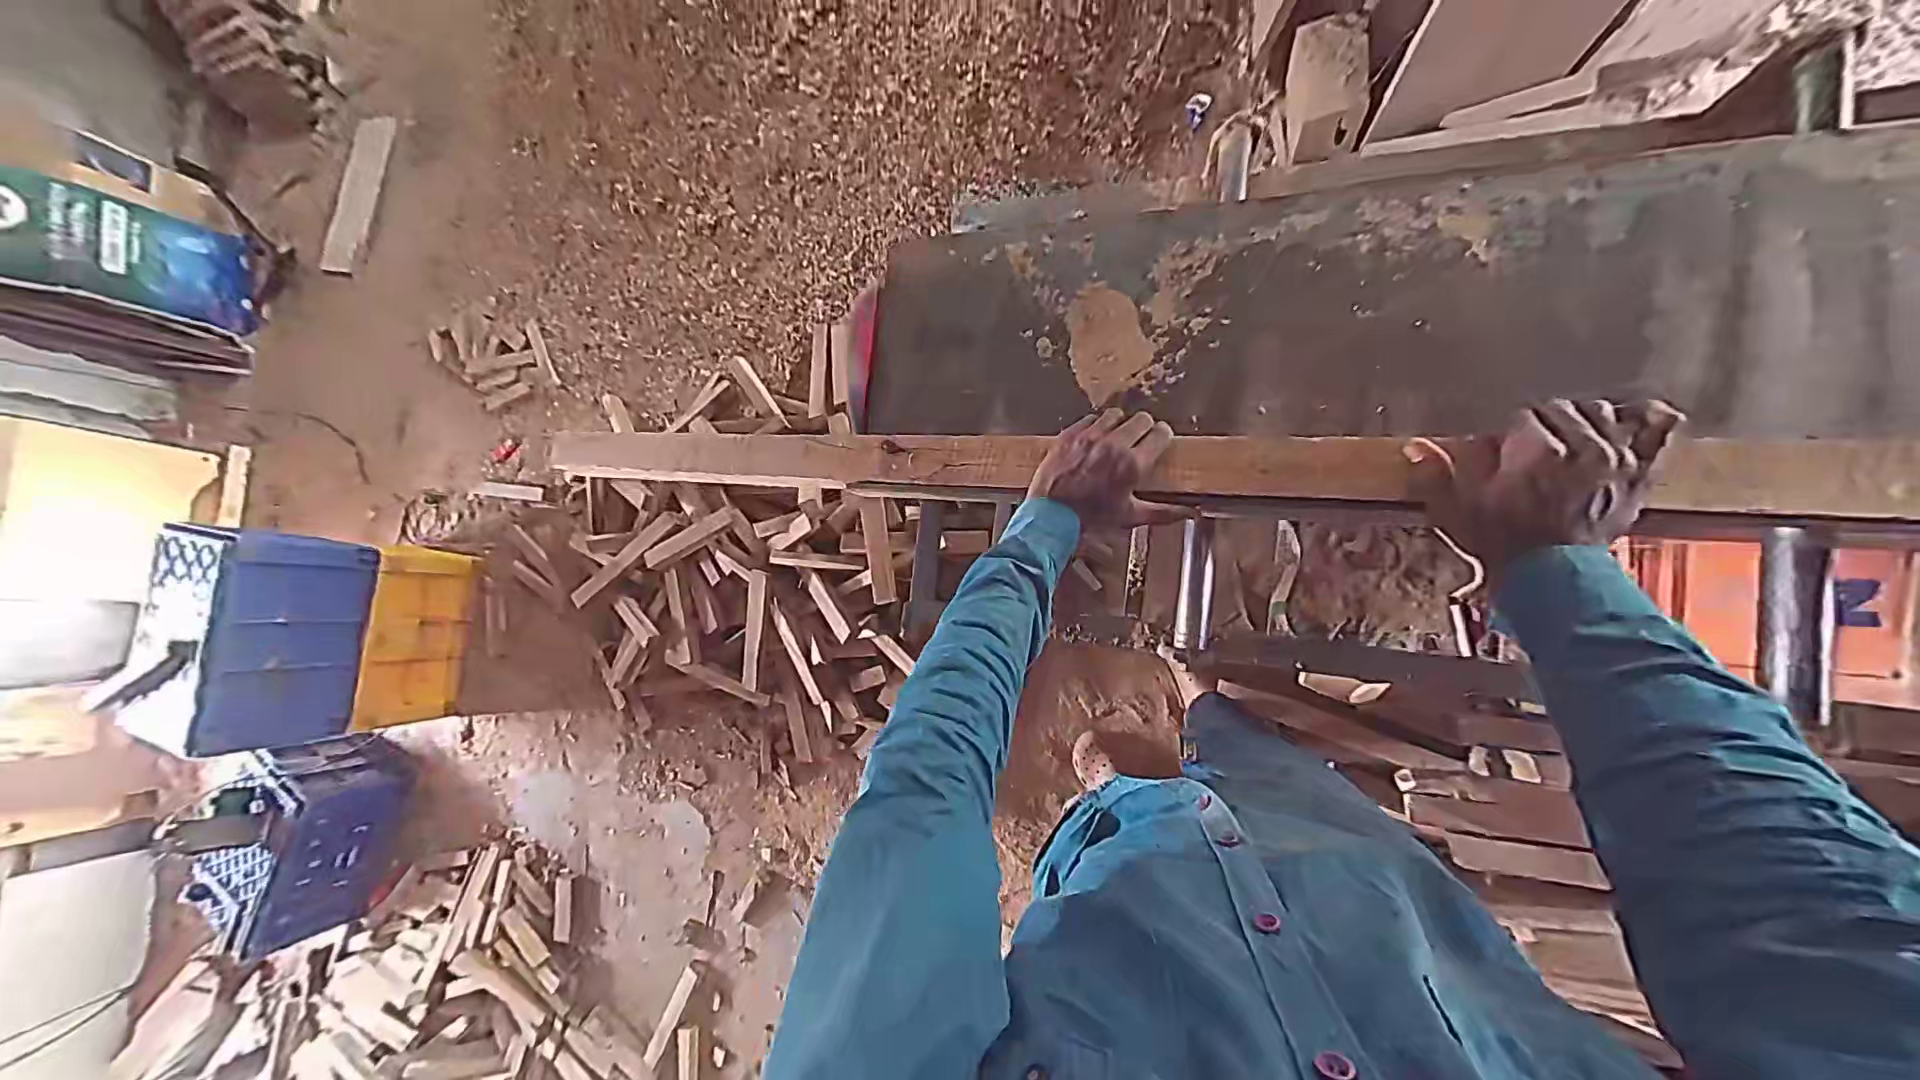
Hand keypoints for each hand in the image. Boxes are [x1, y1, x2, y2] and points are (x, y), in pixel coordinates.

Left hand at [1029, 409, 1191, 528]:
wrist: (1050, 517)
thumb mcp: (1129, 516)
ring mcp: (1089, 438)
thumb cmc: (1090, 519)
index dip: (1161, 436)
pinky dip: (1094, 427)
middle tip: (1138, 440)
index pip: (1161, 433)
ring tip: (1115, 438)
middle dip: (1143, 428)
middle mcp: (1114, 446)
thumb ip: (1164, 512)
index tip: (1159, 440)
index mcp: (1133, 465)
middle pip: (1142, 419)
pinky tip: (1093, 440)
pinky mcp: (1070, 435)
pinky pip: (1089, 419)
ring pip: (1115, 415)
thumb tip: (1191, 513)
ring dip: (1119, 424)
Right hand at [1405, 399, 1684, 585]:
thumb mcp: (1456, 507)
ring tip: (1563, 437)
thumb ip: (1438, 472)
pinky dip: (1646, 418)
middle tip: (1524, 447)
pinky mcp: (1638, 473)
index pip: (1520, 415)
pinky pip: (1657, 428)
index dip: (1504, 432)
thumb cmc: (1501, 539)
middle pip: (1561, 408)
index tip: (1497, 450)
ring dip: (1580, 419)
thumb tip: (1415, 447)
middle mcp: (1581, 446)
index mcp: (1534, 450)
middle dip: (1540, 423)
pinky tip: (1627, 419)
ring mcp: (1617, 458)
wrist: (1550, 574)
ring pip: (1602, 412)